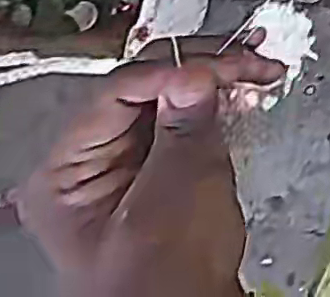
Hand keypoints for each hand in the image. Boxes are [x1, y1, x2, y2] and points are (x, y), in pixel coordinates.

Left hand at [18, 49, 284, 296]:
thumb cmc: (166, 270)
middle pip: (148, 82)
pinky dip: (224, 92)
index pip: (119, 91)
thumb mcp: (174, 194)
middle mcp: (92, 152)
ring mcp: (130, 150)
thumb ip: (183, 128)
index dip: (174, 71)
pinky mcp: (164, 152)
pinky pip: (191, 107)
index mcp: (68, 168)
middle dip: (205, 65)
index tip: (223, 67)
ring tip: (261, 65)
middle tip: (252, 58)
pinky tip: (252, 86)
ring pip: (175, 87)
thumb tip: (196, 71)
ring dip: (222, 73)